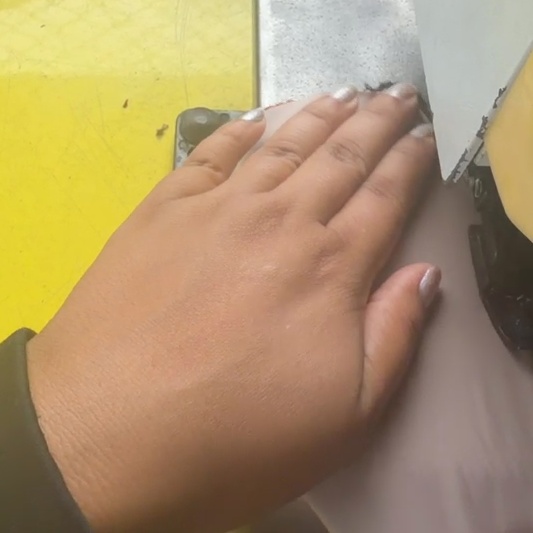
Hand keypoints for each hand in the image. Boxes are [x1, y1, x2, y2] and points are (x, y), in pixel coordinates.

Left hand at [27, 85, 440, 532]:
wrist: (101, 435)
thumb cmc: (233, 441)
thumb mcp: (343, 417)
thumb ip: (393, 336)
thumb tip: (427, 270)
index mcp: (330, 267)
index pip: (385, 196)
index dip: (412, 160)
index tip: (431, 132)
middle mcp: (280, 220)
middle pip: (341, 156)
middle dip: (376, 120)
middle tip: (400, 91)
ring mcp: (217, 208)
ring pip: (282, 144)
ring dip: (319, 114)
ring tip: (347, 91)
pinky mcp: (163, 208)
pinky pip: (212, 151)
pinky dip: (241, 127)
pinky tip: (259, 116)